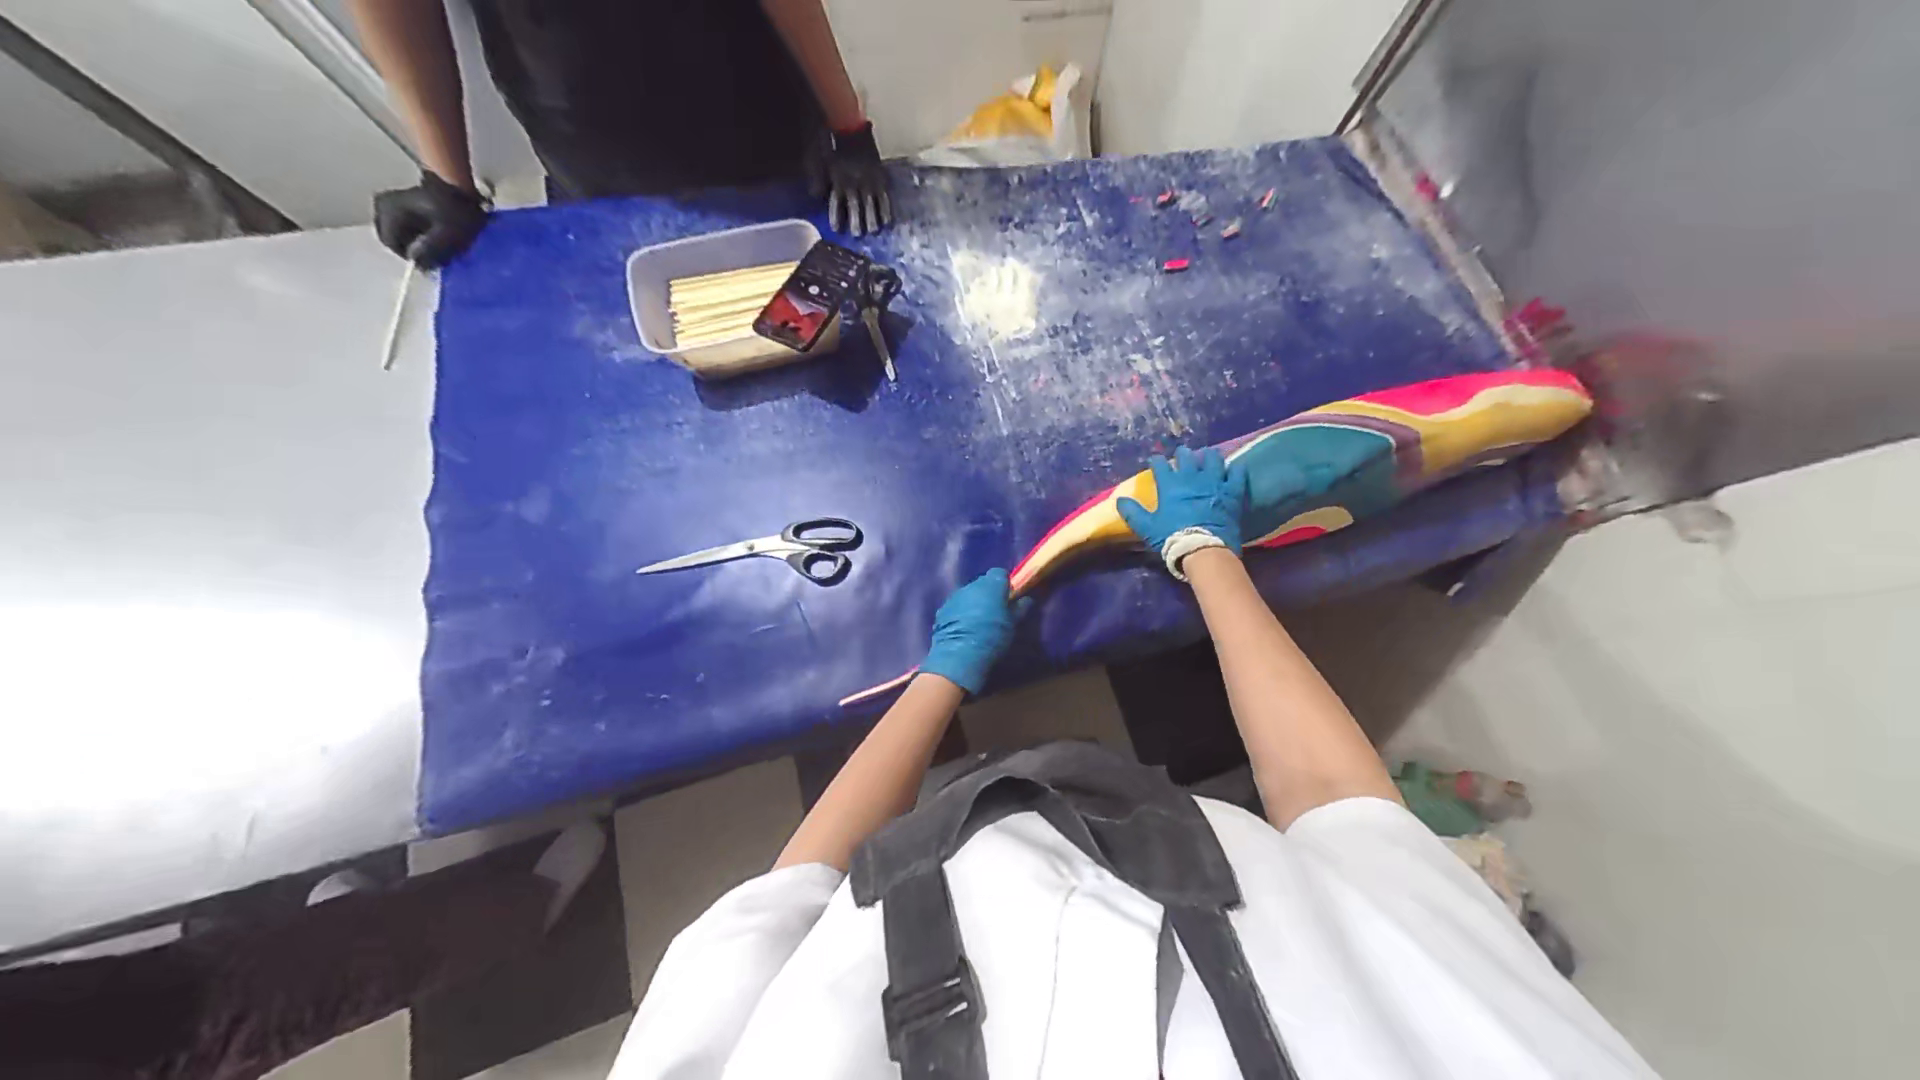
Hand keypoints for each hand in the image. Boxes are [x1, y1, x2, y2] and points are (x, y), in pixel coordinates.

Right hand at [373, 172, 488, 266]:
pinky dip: (421, 236)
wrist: (461, 186)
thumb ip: (431, 249)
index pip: (391, 243)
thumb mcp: (448, 233)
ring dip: (420, 244)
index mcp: (388, 209)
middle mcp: (383, 206)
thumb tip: (418, 265)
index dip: (412, 257)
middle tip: (440, 253)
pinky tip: (437, 235)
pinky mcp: (400, 207)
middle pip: (395, 240)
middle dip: (416, 250)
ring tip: (441, 242)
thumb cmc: (456, 208)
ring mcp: (390, 205)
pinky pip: (407, 229)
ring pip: (401, 236)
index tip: (433, 260)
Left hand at [806, 123, 891, 236]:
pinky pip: (884, 198)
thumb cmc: (832, 143)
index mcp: (839, 181)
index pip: (837, 204)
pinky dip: (885, 210)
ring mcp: (868, 182)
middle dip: (856, 223)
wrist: (850, 126)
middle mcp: (854, 185)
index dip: (837, 218)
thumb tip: (817, 197)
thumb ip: (818, 179)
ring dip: (871, 220)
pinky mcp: (879, 179)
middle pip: (856, 208)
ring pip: (871, 206)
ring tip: (873, 231)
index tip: (837, 230)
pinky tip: (886, 221)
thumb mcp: (819, 160)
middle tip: (857, 235)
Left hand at [919, 568, 1029, 694]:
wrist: (958, 656)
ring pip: (969, 594)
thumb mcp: (1012, 625)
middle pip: (983, 583)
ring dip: (975, 602)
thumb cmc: (992, 638)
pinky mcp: (943, 609)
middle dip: (989, 593)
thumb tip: (1026, 599)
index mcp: (991, 585)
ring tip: (979, 622)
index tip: (1009, 599)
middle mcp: (971, 585)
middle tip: (996, 611)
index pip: (1000, 573)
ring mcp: (955, 596)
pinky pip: (957, 605)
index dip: (1005, 584)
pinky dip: (962, 612)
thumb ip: (1019, 608)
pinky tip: (965, 628)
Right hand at [1116, 447, 1250, 573]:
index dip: (1157, 461)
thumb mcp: (1147, 528)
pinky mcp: (1233, 491)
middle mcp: (1192, 477)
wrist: (1204, 549)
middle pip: (1187, 457)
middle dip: (1182, 454)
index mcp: (1170, 484)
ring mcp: (1215, 482)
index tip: (1155, 460)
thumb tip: (1119, 500)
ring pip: (1213, 459)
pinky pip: (1237, 473)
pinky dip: (1234, 469)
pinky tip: (1233, 468)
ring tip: (1207, 455)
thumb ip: (1133, 513)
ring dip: (1208, 456)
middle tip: (1182, 454)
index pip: (1161, 465)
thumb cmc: (1173, 537)